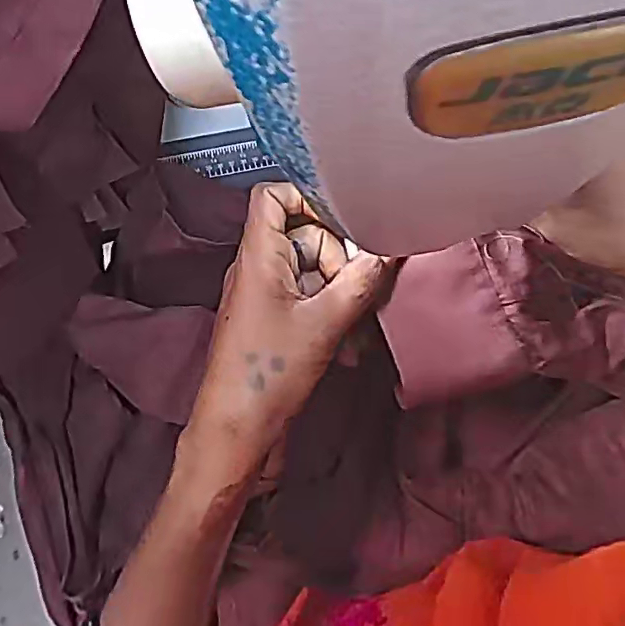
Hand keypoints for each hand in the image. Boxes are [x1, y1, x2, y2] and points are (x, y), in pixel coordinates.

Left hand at [177, 183, 393, 496]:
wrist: (236, 430)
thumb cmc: (266, 374)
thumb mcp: (325, 323)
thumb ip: (361, 281)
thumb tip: (389, 251)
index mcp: (257, 256)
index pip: (272, 195)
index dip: (307, 199)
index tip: (342, 225)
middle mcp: (256, 268)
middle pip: (303, 234)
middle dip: (336, 258)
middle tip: (351, 290)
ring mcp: (264, 294)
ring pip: (310, 269)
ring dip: (337, 291)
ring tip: (349, 326)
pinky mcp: (272, 319)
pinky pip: (306, 297)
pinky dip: (328, 311)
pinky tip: (343, 343)